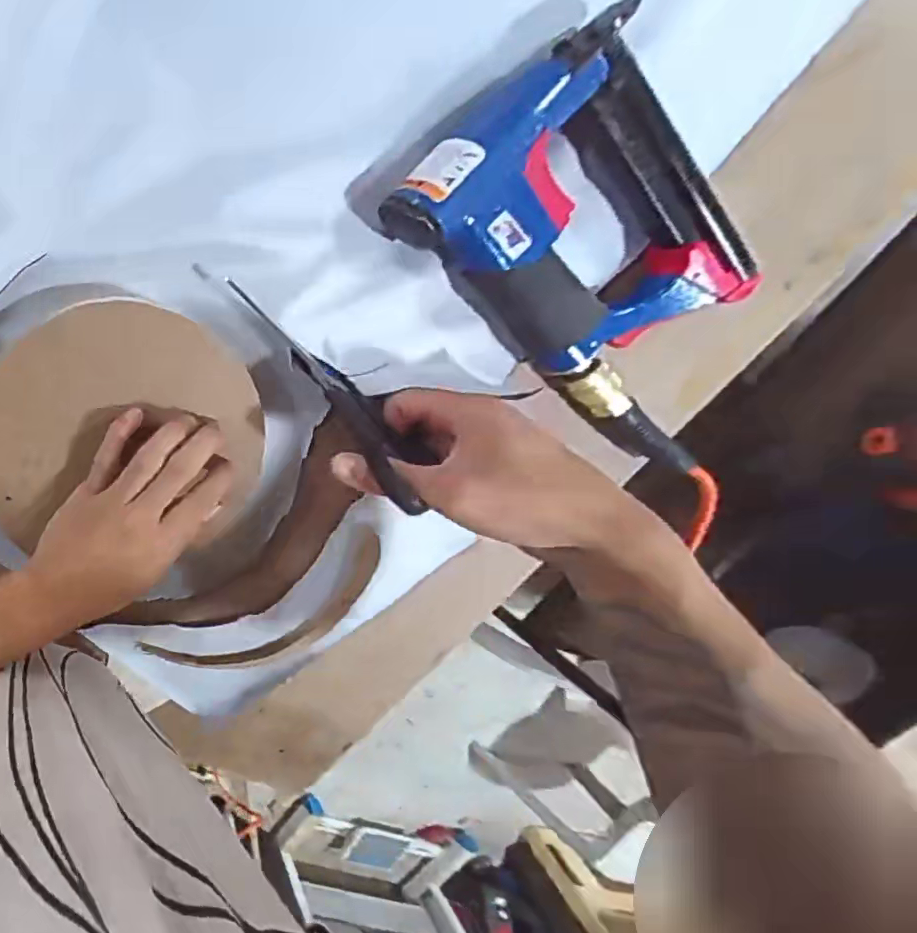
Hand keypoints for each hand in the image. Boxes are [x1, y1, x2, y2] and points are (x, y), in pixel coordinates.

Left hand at [25, 409, 235, 625]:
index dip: (219, 478)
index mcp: (162, 543)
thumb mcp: (153, 572)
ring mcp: (112, 501)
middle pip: (179, 472)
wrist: (56, 589)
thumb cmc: (109, 589)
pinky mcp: (86, 492)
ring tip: (188, 418)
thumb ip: (182, 537)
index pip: (200, 501)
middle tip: (216, 429)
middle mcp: (141, 517)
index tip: (228, 463)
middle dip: (202, 446)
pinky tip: (136, 413)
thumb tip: (212, 505)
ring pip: (147, 459)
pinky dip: (119, 433)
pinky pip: (105, 458)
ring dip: (171, 434)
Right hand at [328, 389, 660, 553]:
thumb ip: (386, 475)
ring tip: (408, 492)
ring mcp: (498, 439)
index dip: (378, 426)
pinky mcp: (507, 462)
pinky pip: (458, 457)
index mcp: (469, 410)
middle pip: (418, 420)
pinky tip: (438, 497)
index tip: (367, 458)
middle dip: (394, 447)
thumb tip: (335, 462)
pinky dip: (440, 472)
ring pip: (437, 441)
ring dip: (416, 463)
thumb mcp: (442, 490)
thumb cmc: (518, 501)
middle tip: (382, 480)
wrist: (597, 531)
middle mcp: (484, 416)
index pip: (403, 400)